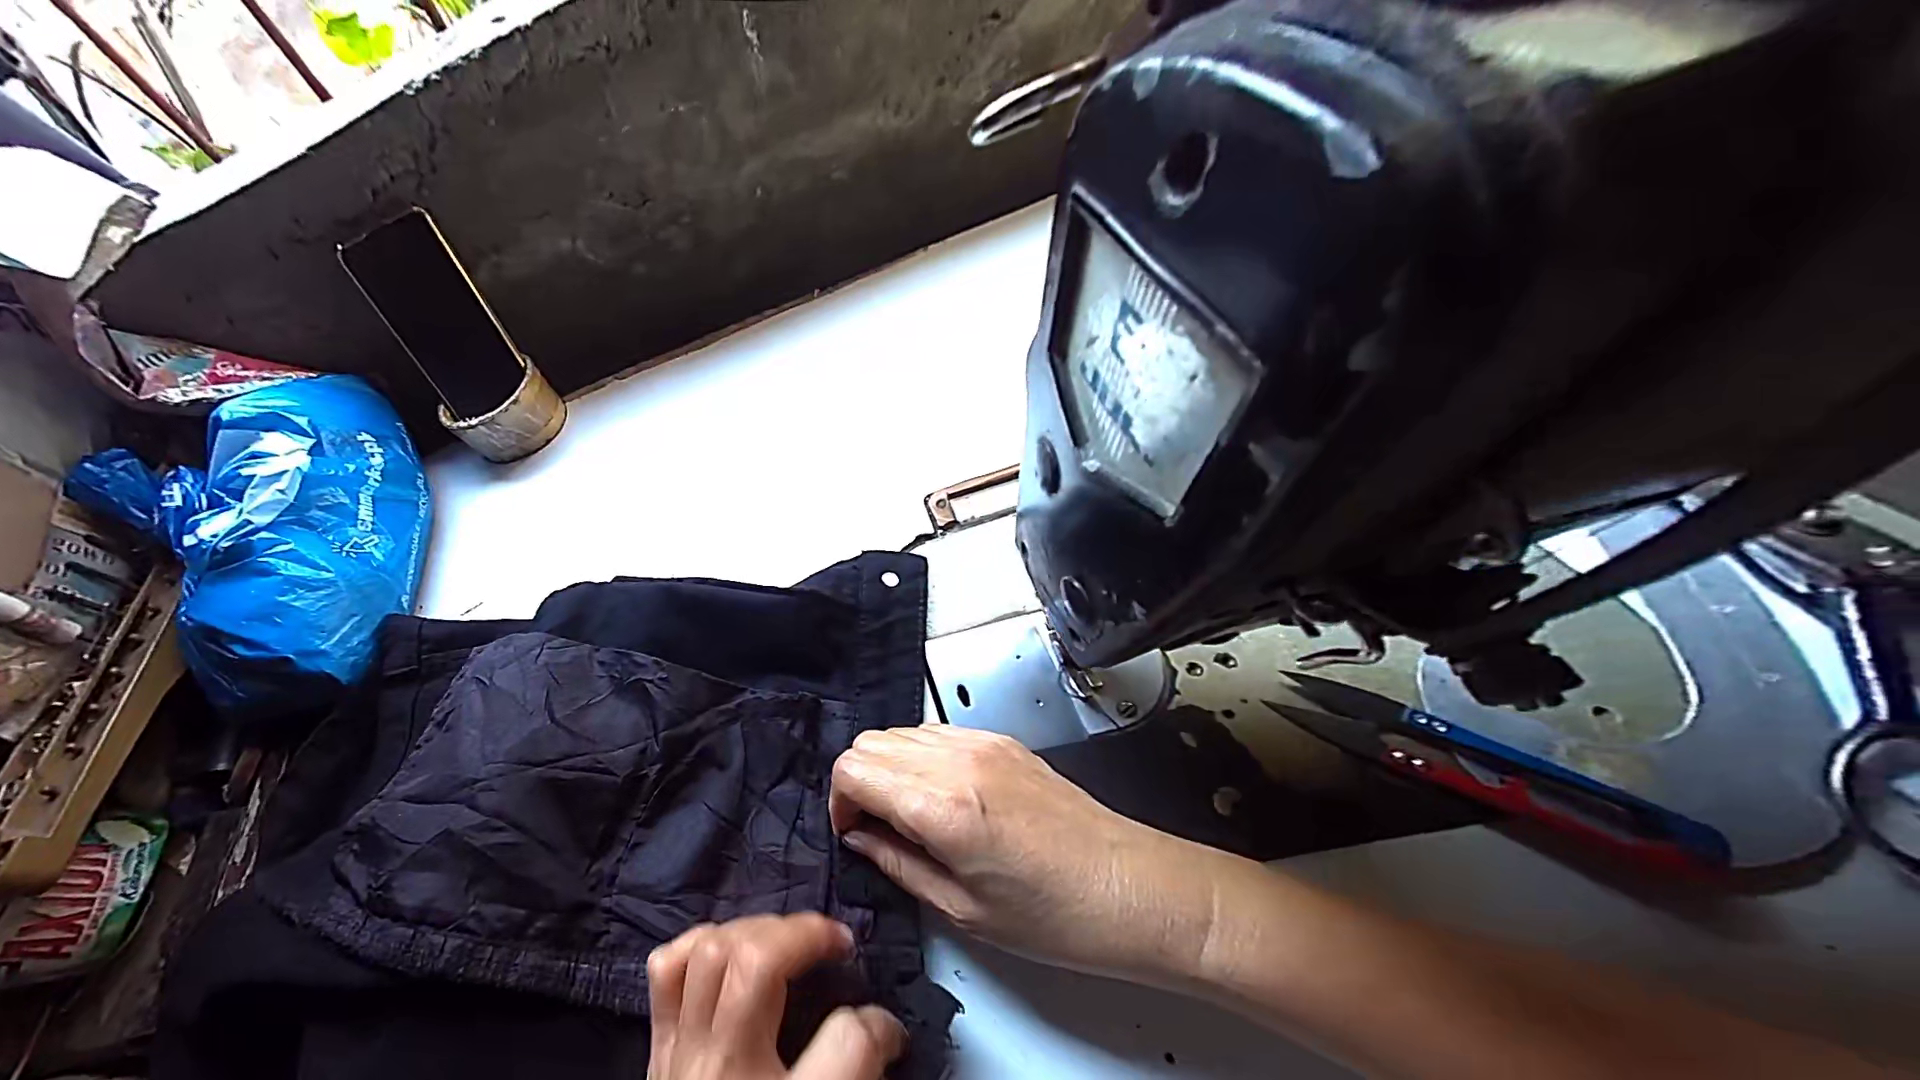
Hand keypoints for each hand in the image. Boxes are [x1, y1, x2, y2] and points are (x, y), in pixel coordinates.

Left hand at [647, 914, 905, 1079]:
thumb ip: (856, 1064)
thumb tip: (883, 1026)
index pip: (843, 1042)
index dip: (878, 1027)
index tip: (889, 1031)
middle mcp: (716, 1063)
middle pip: (755, 959)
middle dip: (803, 932)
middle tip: (833, 944)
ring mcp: (677, 1050)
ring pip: (709, 950)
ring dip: (755, 928)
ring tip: (785, 939)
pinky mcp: (658, 1046)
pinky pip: (667, 969)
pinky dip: (699, 945)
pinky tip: (729, 949)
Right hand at [829, 725, 1217, 982]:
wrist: (1129, 886)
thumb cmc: (1058, 912)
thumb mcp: (961, 907)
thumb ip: (897, 862)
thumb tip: (861, 839)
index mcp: (945, 805)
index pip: (854, 768)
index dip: (840, 803)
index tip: (854, 834)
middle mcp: (961, 758)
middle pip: (872, 741)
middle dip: (859, 783)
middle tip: (876, 828)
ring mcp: (985, 742)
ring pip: (902, 731)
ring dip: (891, 769)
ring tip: (911, 817)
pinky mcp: (1004, 740)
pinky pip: (939, 733)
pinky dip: (922, 759)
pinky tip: (942, 799)